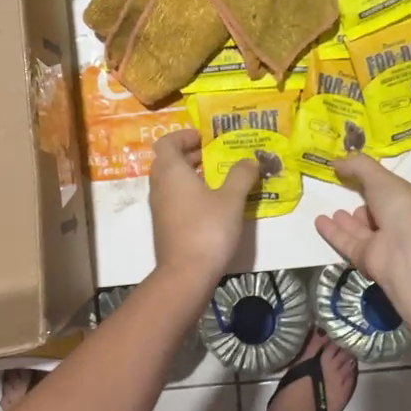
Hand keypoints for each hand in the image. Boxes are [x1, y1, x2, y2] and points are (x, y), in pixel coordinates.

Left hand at [147, 130, 254, 281]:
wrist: (186, 274)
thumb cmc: (207, 229)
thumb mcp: (231, 199)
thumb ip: (241, 175)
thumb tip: (250, 160)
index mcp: (171, 172)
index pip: (167, 143)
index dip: (184, 136)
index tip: (205, 138)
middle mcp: (160, 186)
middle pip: (168, 161)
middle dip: (190, 154)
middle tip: (215, 155)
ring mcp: (160, 208)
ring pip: (171, 181)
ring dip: (191, 174)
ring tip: (218, 177)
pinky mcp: (165, 225)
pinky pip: (174, 198)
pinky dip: (189, 192)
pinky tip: (213, 202)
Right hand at [316, 153, 410, 289]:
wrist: (407, 252)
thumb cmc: (401, 207)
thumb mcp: (379, 177)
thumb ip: (358, 165)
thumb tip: (336, 161)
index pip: (392, 191)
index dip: (377, 183)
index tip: (357, 174)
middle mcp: (401, 224)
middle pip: (379, 212)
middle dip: (365, 205)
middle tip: (347, 196)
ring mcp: (385, 244)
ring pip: (362, 230)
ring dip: (348, 221)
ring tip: (335, 211)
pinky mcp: (367, 259)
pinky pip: (347, 242)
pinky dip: (333, 232)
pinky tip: (319, 221)